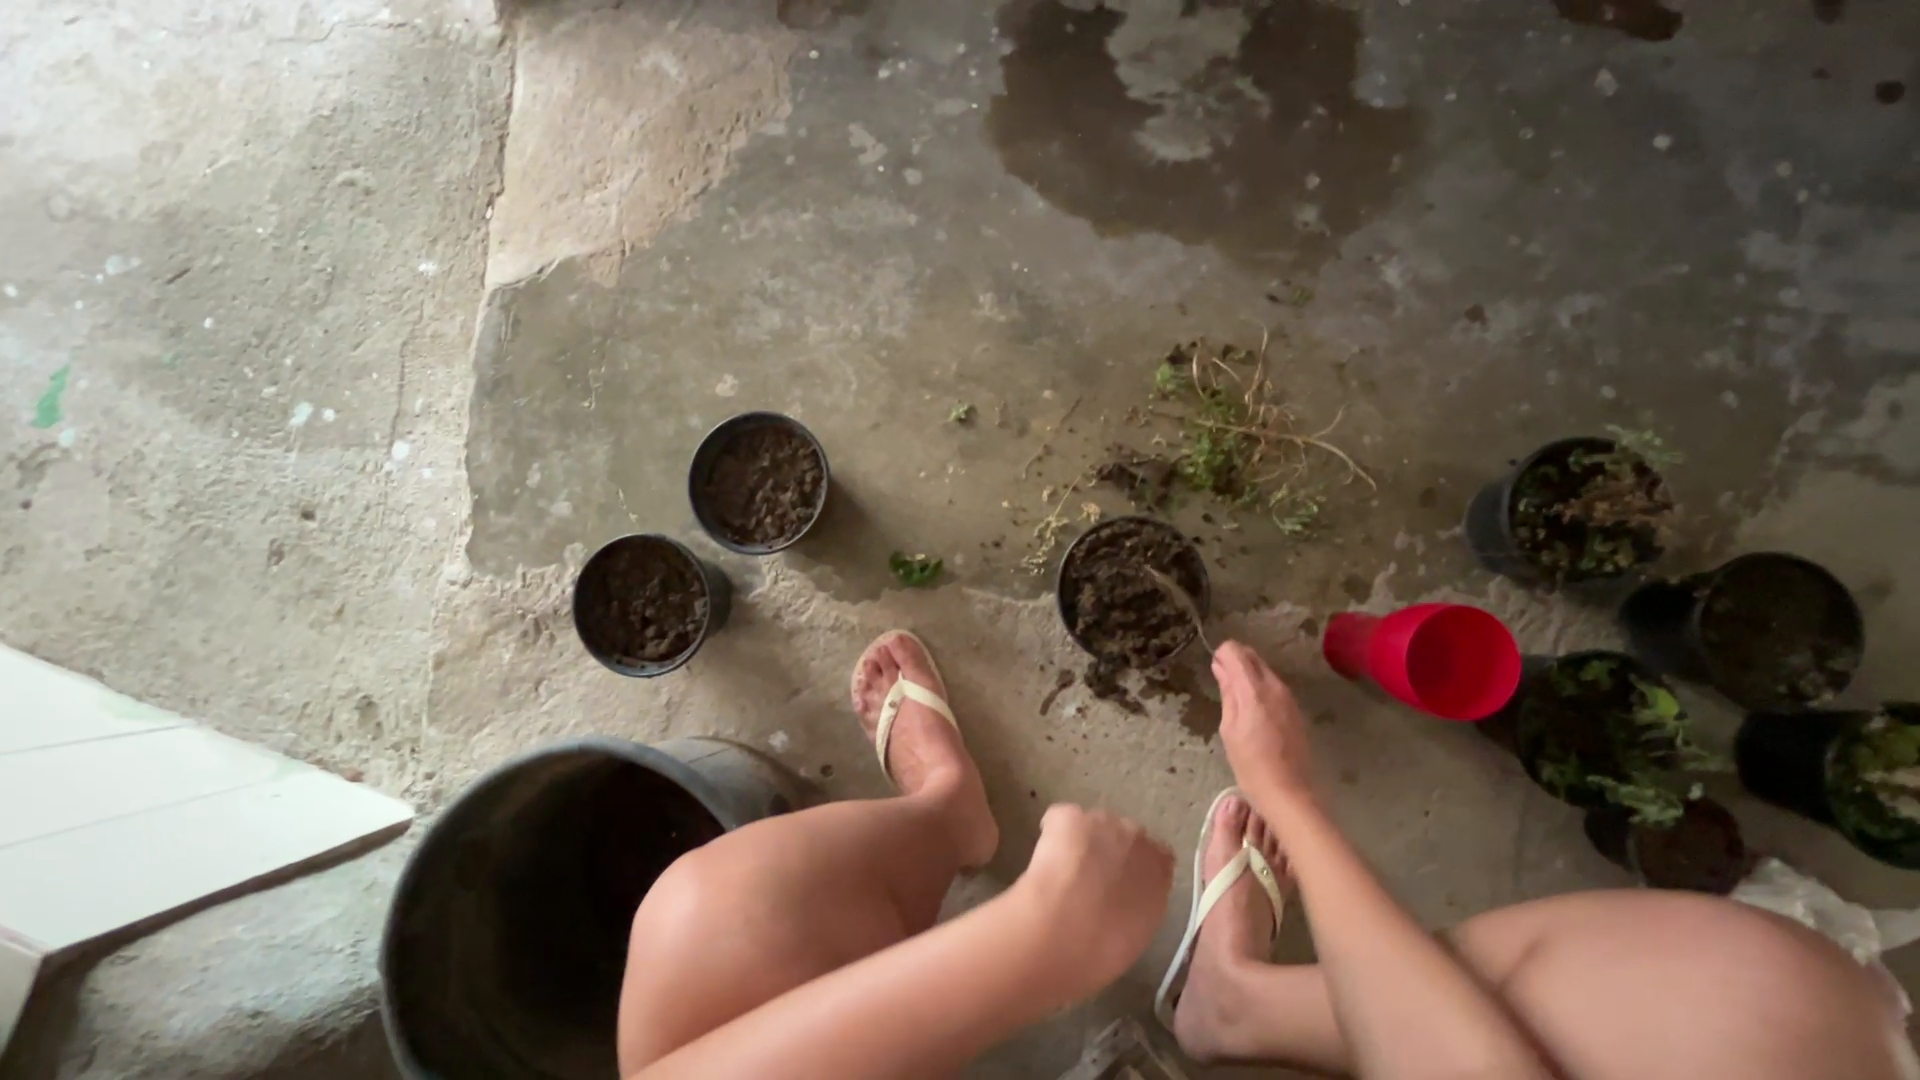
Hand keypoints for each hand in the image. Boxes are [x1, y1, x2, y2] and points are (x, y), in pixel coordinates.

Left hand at [1011, 804, 1172, 1002]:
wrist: (1067, 930)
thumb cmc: (1106, 948)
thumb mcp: (1139, 931)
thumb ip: (1139, 904)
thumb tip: (1124, 900)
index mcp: (1160, 869)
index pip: (1156, 856)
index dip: (1133, 867)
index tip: (1119, 883)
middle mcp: (1137, 837)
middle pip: (1123, 835)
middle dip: (1108, 849)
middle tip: (1088, 878)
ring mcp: (1103, 821)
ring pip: (1091, 825)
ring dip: (1080, 842)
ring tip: (1062, 871)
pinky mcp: (1069, 816)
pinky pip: (1060, 819)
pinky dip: (1051, 833)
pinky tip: (1043, 860)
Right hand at [1214, 640, 1313, 797]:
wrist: (1289, 793)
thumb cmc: (1250, 765)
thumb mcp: (1229, 728)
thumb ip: (1228, 693)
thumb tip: (1221, 668)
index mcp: (1254, 691)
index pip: (1237, 652)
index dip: (1223, 654)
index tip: (1215, 669)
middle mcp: (1275, 687)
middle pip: (1253, 656)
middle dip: (1235, 660)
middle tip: (1221, 681)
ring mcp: (1289, 698)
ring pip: (1264, 670)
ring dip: (1248, 674)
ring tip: (1235, 698)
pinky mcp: (1296, 710)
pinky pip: (1274, 686)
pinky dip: (1260, 687)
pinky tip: (1252, 709)